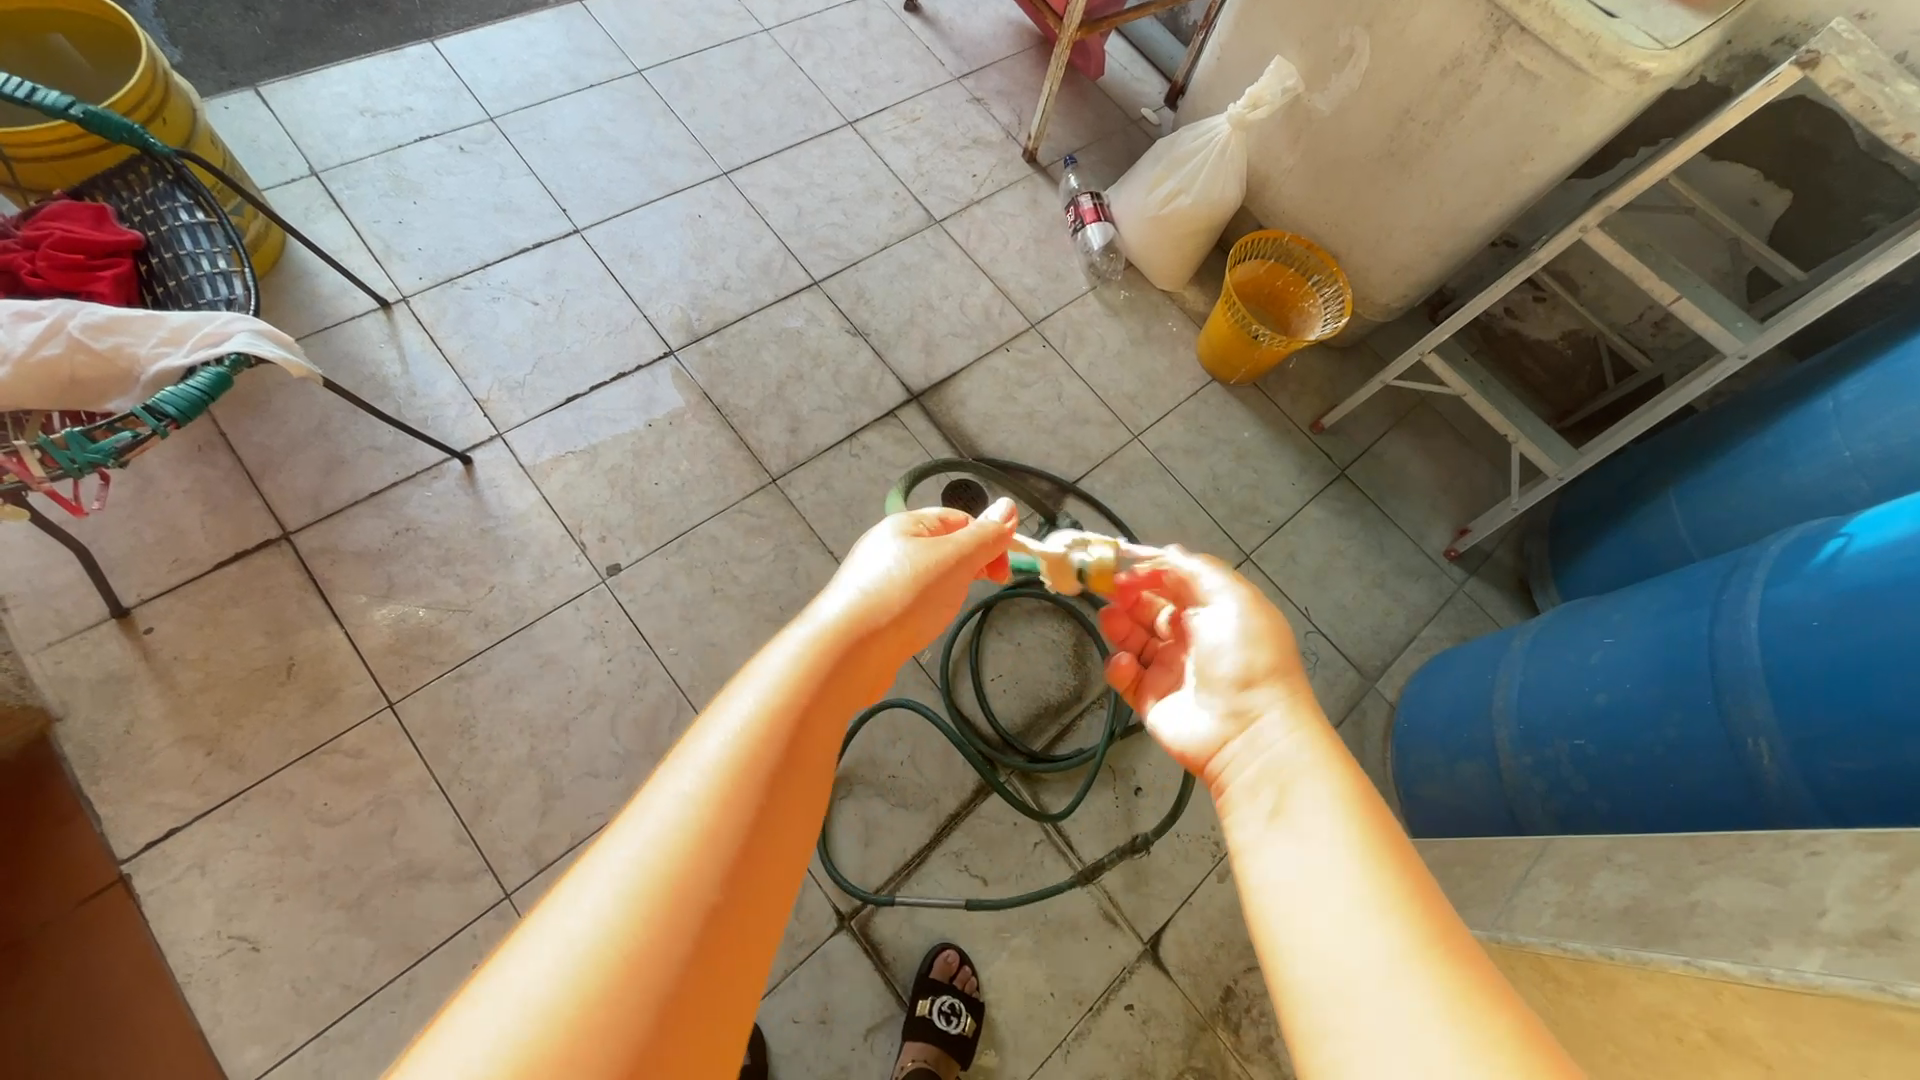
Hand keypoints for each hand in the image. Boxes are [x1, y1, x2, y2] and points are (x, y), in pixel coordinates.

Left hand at [813, 498, 1018, 660]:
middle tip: (984, 588)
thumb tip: (1009, 507)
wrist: (846, 651)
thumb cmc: (904, 597)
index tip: (1003, 573)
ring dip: (948, 588)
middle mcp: (890, 545)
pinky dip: (926, 608)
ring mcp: (878, 578)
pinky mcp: (873, 609)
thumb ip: (984, 536)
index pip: (960, 519)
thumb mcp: (954, 560)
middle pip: (944, 546)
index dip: (988, 540)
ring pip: (928, 575)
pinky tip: (924, 624)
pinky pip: (910, 599)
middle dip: (970, 565)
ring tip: (947, 609)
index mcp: (907, 524)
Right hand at [1098, 547, 1322, 785]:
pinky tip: (1125, 663)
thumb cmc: (1244, 656)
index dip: (1150, 569)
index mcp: (1216, 611)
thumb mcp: (1232, 598)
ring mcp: (1170, 669)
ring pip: (1134, 637)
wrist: (1249, 732)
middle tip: (1109, 588)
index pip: (1176, 581)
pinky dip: (1118, 665)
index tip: (1122, 562)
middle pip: (1151, 607)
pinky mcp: (1151, 699)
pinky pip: (1126, 675)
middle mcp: (1193, 637)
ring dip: (1119, 623)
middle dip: (1129, 593)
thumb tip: (1165, 552)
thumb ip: (1196, 569)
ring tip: (1110, 618)